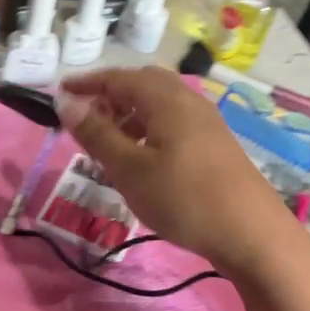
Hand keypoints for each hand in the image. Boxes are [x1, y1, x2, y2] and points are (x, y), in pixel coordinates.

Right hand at [60, 67, 298, 274]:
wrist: (249, 232)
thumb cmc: (182, 198)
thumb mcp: (129, 169)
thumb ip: (97, 134)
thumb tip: (67, 103)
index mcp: (166, 100)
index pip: (119, 78)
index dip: (87, 83)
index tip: (60, 92)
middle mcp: (188, 101)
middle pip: (143, 85)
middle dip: (110, 96)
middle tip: (85, 118)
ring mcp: (205, 123)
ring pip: (159, 105)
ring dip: (129, 114)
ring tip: (107, 142)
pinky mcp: (214, 144)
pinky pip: (173, 122)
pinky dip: (148, 129)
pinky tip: (141, 158)